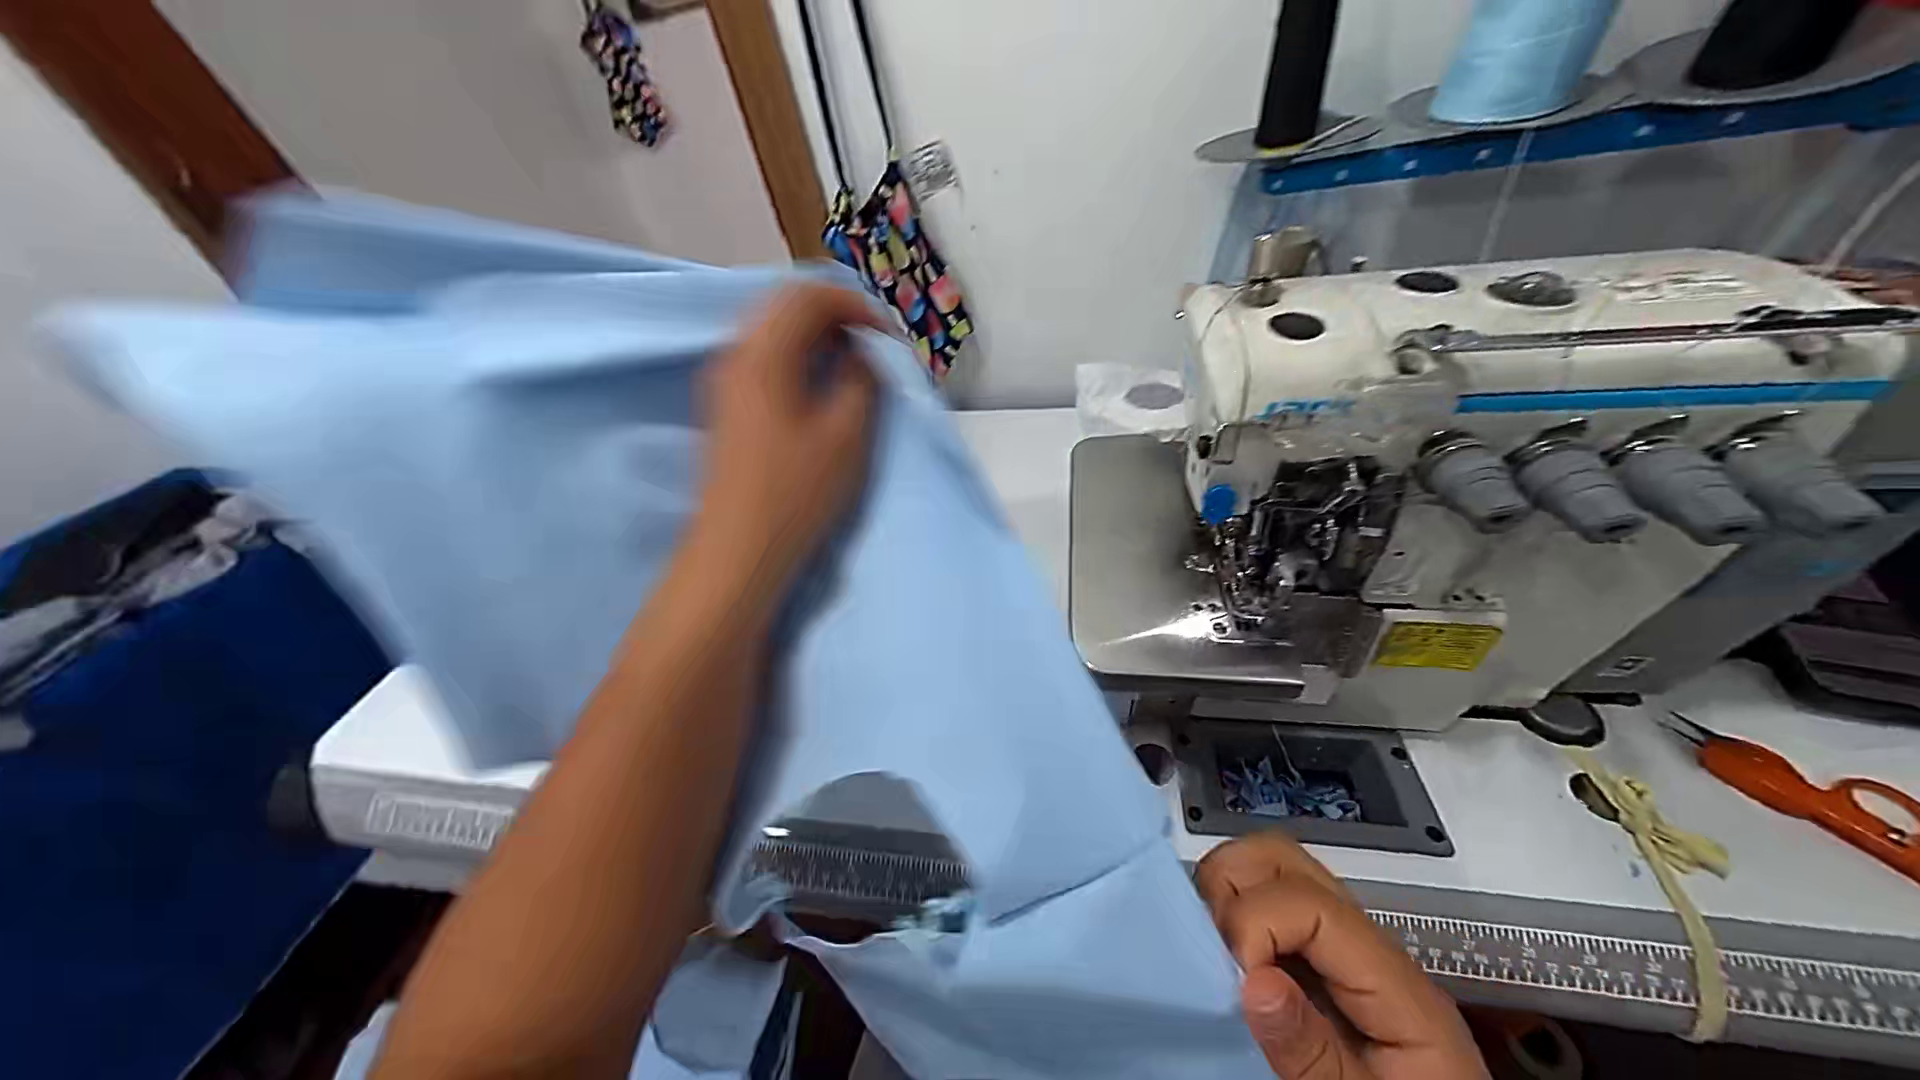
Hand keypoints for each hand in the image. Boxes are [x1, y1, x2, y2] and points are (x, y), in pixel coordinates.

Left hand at [696, 283, 885, 593]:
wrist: (739, 548)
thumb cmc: (797, 491)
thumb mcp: (846, 433)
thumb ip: (861, 378)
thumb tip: (862, 352)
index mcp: (762, 352)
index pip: (809, 296)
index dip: (857, 306)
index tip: (889, 339)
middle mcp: (735, 352)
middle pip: (786, 305)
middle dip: (836, 315)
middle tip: (874, 347)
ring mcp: (725, 379)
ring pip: (774, 330)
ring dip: (817, 336)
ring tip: (853, 365)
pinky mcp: (727, 404)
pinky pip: (765, 357)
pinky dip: (798, 357)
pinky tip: (820, 385)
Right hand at [1196, 832, 1487, 1079]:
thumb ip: (1314, 1055)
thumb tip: (1255, 981)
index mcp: (1395, 982)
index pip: (1308, 902)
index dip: (1254, 923)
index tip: (1236, 980)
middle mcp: (1364, 943)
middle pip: (1282, 857)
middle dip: (1230, 888)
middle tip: (1218, 955)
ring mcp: (1337, 945)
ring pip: (1265, 866)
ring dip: (1226, 896)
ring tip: (1221, 959)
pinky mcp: (1314, 957)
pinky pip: (1262, 901)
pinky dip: (1230, 914)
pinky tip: (1229, 962)